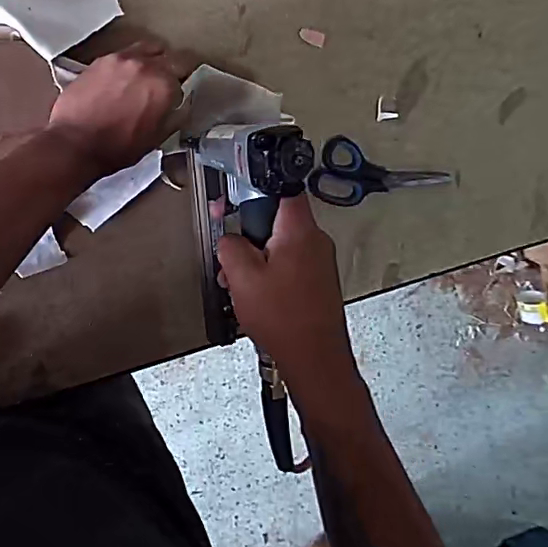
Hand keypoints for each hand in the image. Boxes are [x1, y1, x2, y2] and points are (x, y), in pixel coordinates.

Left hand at [47, 42, 183, 177]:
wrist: (75, 143)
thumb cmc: (115, 147)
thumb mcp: (156, 139)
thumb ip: (174, 117)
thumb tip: (181, 107)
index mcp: (164, 84)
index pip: (186, 69)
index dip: (185, 80)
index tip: (180, 89)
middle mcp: (145, 65)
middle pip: (168, 55)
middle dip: (170, 68)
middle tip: (165, 83)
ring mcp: (121, 59)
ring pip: (146, 48)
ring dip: (150, 59)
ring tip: (144, 76)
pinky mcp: (100, 61)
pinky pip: (123, 54)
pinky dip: (128, 63)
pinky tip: (122, 80)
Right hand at [216, 196, 356, 391]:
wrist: (314, 358)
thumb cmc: (286, 320)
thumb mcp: (242, 276)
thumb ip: (230, 246)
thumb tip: (228, 238)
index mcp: (299, 231)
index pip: (283, 188)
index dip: (256, 188)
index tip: (237, 195)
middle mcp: (315, 242)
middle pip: (277, 220)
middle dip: (249, 235)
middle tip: (232, 252)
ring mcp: (319, 263)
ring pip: (280, 245)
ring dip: (256, 258)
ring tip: (241, 283)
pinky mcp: (317, 282)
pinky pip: (289, 265)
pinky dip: (270, 273)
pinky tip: (256, 295)